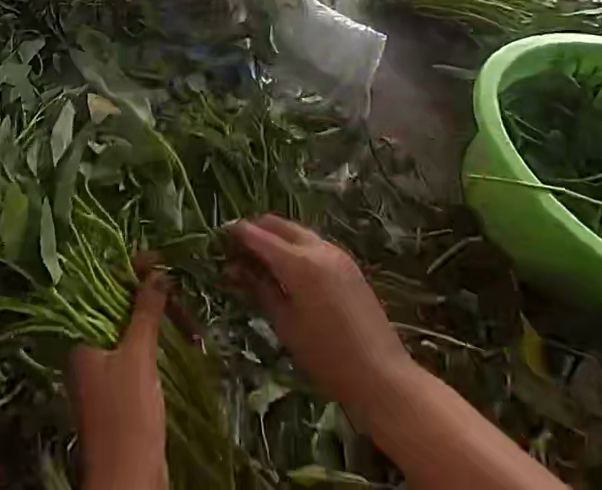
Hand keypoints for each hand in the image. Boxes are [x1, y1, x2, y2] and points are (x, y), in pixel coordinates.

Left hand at [68, 264, 170, 489]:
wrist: (129, 481)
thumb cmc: (127, 415)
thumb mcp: (137, 358)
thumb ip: (144, 313)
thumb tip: (157, 272)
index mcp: (79, 332)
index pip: (101, 287)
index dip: (129, 270)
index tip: (158, 259)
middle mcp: (84, 345)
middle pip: (116, 307)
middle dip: (147, 296)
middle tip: (178, 286)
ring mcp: (100, 368)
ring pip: (128, 330)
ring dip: (155, 319)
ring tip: (186, 313)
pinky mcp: (117, 389)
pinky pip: (134, 353)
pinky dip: (154, 343)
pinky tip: (178, 338)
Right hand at [223, 215, 413, 403]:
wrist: (385, 377)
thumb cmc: (326, 355)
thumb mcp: (283, 321)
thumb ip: (258, 287)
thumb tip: (234, 267)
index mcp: (297, 262)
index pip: (255, 233)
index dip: (233, 233)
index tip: (217, 240)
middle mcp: (317, 249)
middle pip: (276, 223)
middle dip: (253, 230)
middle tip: (236, 249)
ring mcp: (337, 255)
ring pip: (295, 231)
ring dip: (274, 237)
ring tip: (259, 259)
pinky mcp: (349, 266)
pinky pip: (312, 243)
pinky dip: (293, 246)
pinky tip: (286, 269)